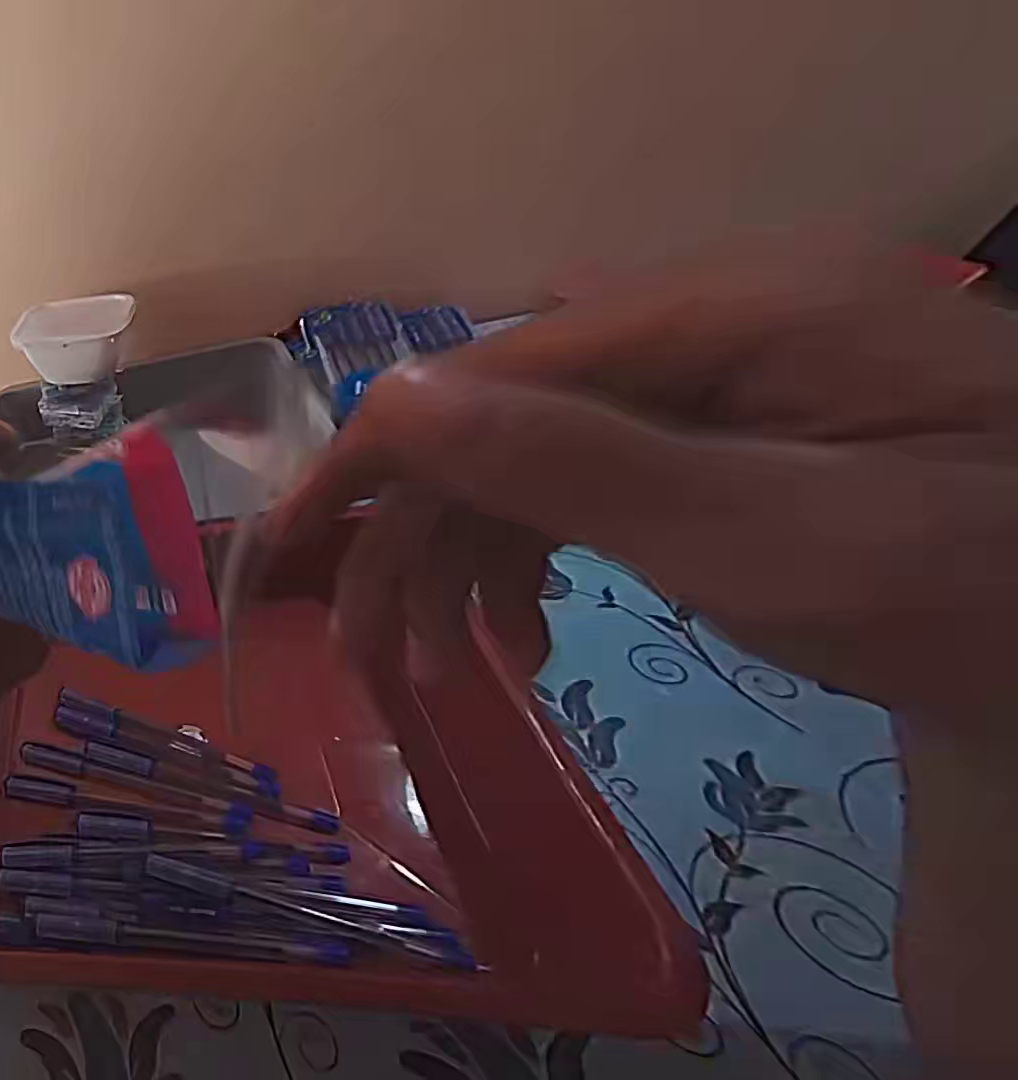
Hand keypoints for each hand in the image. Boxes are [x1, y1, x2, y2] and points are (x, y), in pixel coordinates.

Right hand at [268, 234, 1017, 724]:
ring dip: (451, 579)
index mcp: (704, 317)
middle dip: (407, 553)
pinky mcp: (658, 446)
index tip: (286, 541)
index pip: (470, 378)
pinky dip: (508, 576)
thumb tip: (389, 401)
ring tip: (446, 668)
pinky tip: (519, 640)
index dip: (364, 461)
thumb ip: (570, 462)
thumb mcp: (768, 538)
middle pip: (471, 440)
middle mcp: (667, 336)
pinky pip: (539, 503)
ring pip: (493, 481)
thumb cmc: (978, 601)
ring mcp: (661, 393)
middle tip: (362, 651)